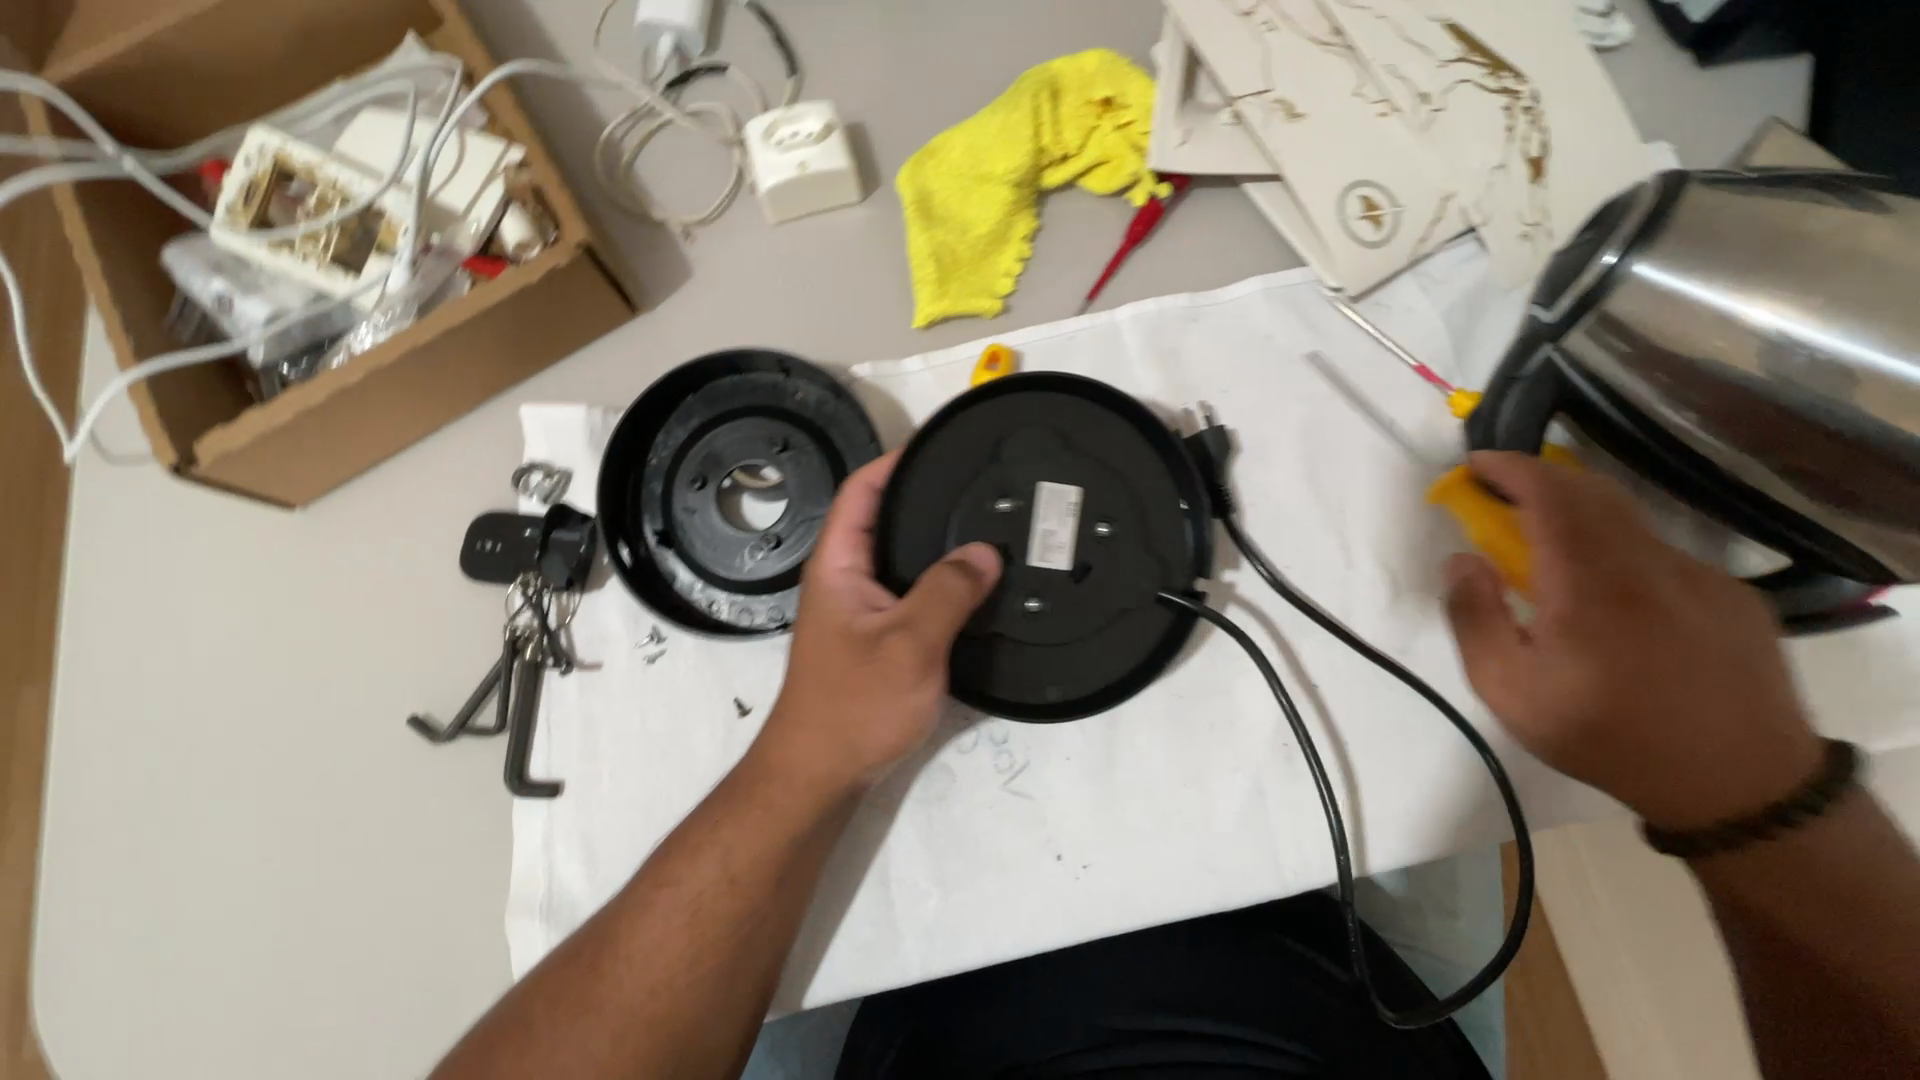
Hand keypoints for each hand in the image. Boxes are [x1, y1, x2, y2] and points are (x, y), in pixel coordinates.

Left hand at [756, 452, 1001, 791]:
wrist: (823, 773)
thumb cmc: (854, 705)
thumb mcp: (909, 644)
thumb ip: (947, 592)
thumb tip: (984, 552)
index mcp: (837, 564)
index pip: (861, 491)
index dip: (896, 460)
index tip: (942, 443)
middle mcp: (845, 579)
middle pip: (884, 519)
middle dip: (927, 497)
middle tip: (981, 483)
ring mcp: (861, 610)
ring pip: (901, 559)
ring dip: (937, 541)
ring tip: (988, 524)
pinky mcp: (878, 638)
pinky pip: (912, 592)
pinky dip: (941, 580)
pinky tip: (976, 583)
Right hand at [1443, 452, 1823, 830]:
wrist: (1738, 785)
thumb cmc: (1604, 735)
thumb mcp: (1508, 689)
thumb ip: (1473, 616)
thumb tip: (1463, 560)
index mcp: (1589, 583)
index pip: (1551, 495)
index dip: (1512, 468)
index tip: (1477, 463)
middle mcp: (1648, 564)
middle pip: (1593, 493)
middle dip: (1541, 480)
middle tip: (1500, 496)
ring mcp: (1699, 577)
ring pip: (1630, 523)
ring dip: (1580, 516)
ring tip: (1549, 549)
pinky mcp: (1732, 596)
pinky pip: (1663, 556)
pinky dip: (1621, 552)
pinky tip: (1612, 599)